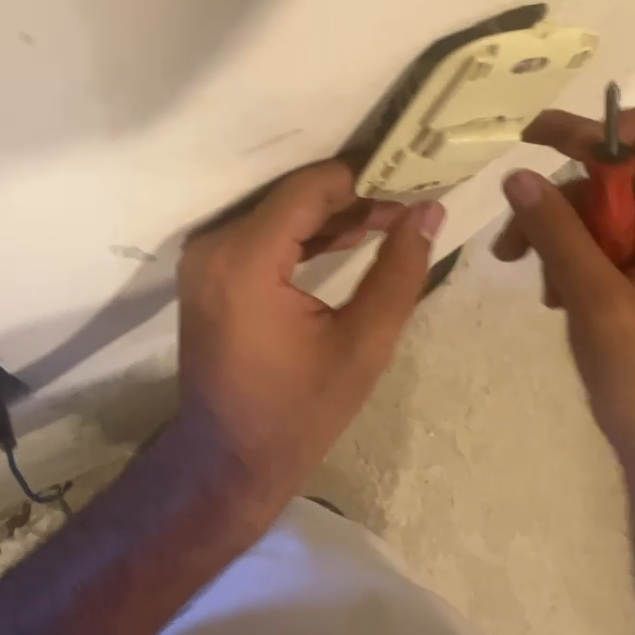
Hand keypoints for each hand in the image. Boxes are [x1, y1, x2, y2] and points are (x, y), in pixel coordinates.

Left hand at [176, 161, 443, 502]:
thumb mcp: (362, 346)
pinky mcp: (209, 269)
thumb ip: (398, 271)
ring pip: (279, 211)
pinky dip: (304, 232)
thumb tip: (428, 211)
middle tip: (410, 196)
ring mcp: (206, 255)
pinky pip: (262, 233)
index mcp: (245, 260)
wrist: (226, 460)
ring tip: (393, 215)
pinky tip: (351, 235)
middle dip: (353, 193)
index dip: (363, 176)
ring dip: (331, 212)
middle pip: (292, 196)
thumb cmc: (297, 413)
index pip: (309, 189)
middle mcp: (215, 244)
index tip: (412, 175)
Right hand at [492, 109, 634, 491]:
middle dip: (568, 177)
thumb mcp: (599, 303)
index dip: (629, 129)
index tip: (564, 137)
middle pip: (627, 173)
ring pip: (597, 208)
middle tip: (515, 177)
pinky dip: (556, 253)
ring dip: (550, 222)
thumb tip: (517, 176)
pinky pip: (587, 242)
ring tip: (510, 255)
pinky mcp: (627, 281)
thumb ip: (559, 235)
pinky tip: (543, 290)